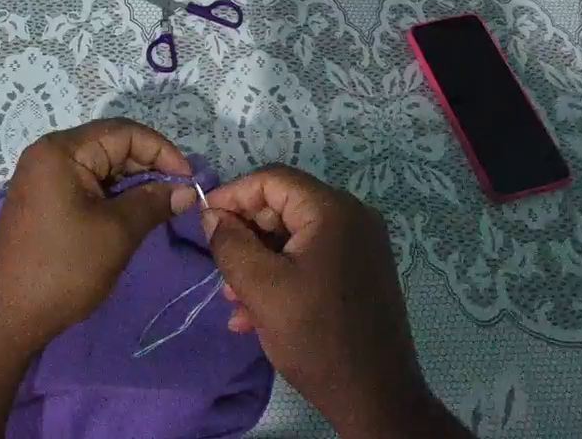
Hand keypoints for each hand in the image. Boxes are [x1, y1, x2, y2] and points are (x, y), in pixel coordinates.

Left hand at [0, 119, 190, 349]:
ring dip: (134, 181)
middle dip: (149, 166)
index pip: (124, 132)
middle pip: (111, 145)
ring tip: (163, 205)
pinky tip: (135, 212)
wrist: (6, 319)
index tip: (189, 179)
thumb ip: (154, 202)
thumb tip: (187, 190)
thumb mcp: (117, 233)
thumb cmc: (63, 268)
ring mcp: (43, 177)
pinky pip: (87, 183)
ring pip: (101, 165)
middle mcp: (49, 154)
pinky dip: (114, 194)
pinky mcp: (44, 200)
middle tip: (180, 194)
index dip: (162, 150)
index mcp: (62, 150)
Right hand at [187, 166, 463, 438]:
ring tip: (234, 299)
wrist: (378, 401)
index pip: (272, 180)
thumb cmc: (317, 338)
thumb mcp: (262, 289)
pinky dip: (283, 274)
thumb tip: (211, 216)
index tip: (203, 220)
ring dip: (260, 260)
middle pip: (283, 206)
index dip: (233, 195)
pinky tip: (257, 312)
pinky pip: (311, 256)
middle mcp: (352, 216)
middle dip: (246, 235)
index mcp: (332, 209)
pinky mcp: (360, 269)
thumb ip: (231, 244)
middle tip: (220, 268)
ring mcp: (360, 243)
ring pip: (294, 235)